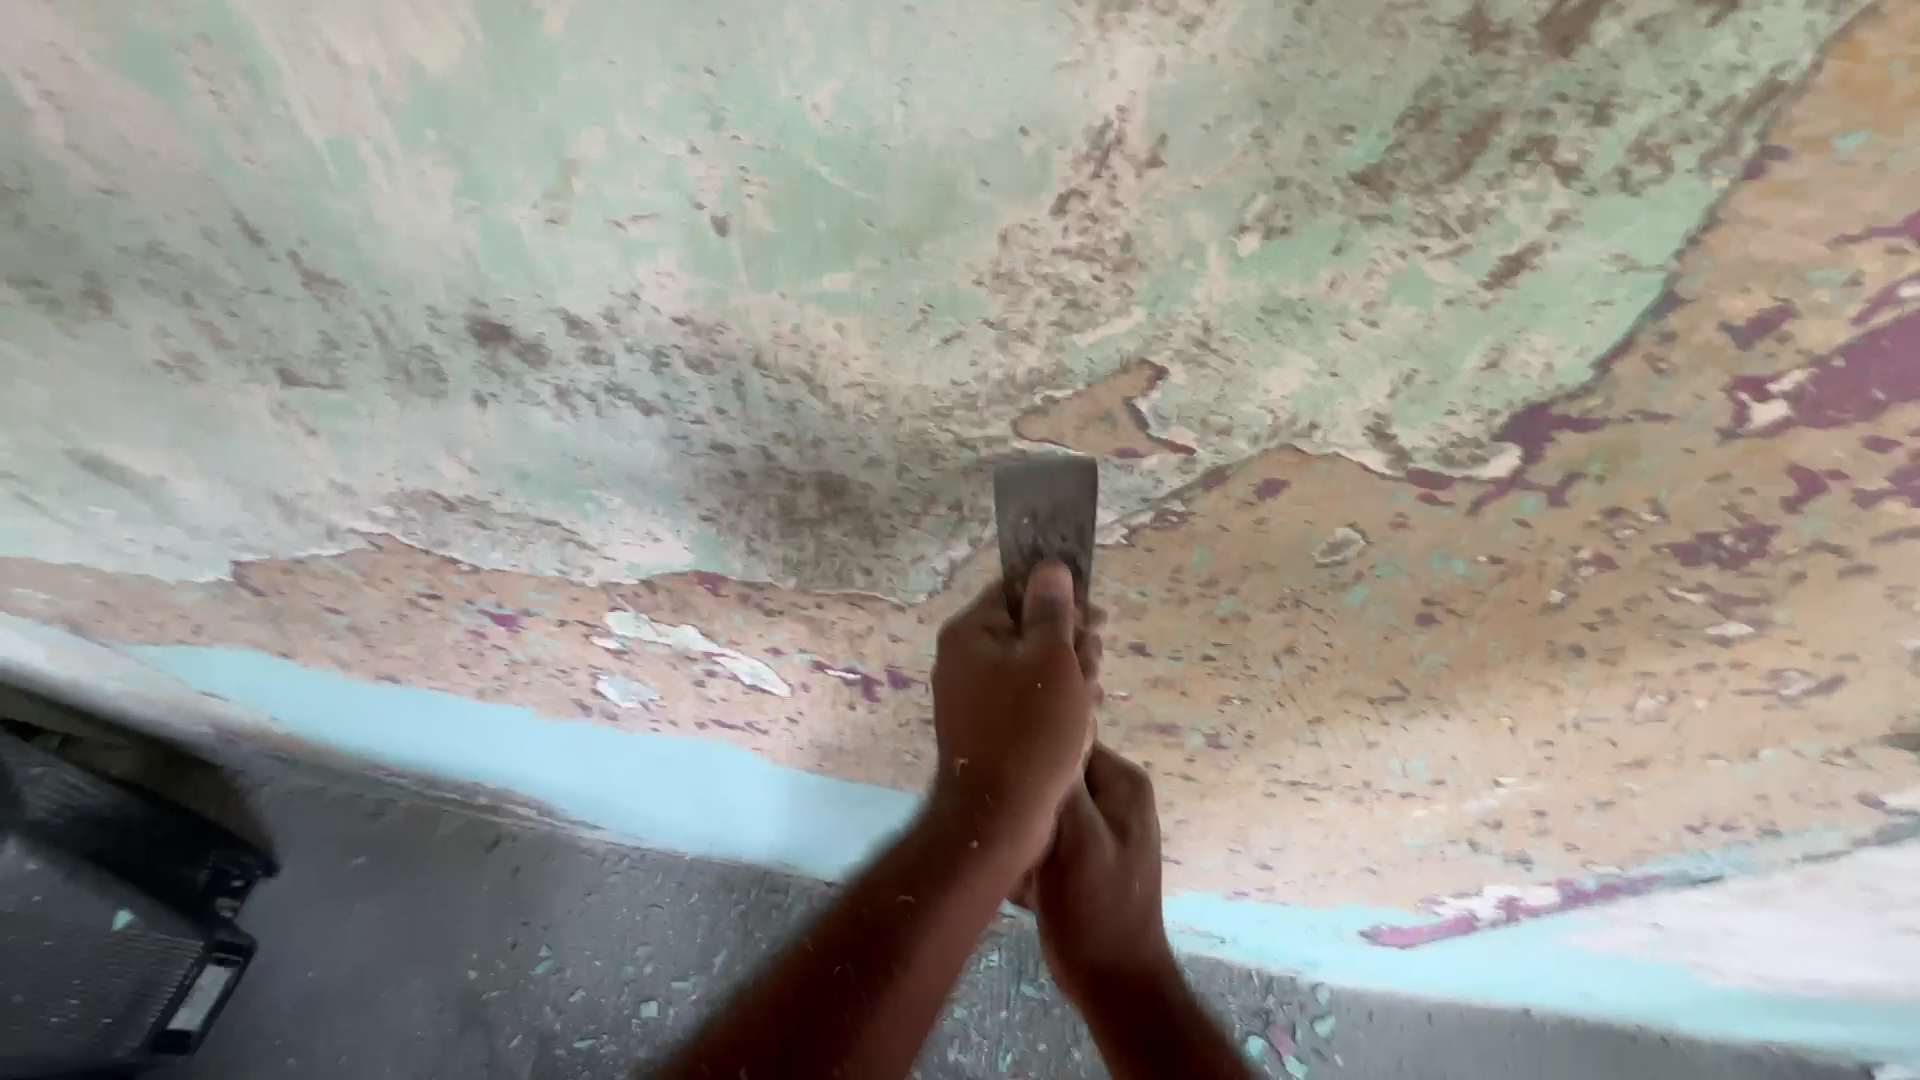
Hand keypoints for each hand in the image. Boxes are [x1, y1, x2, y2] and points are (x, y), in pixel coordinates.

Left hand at [929, 561, 1096, 863]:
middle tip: (1093, 666)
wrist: (999, 819)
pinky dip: (1056, 704)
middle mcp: (965, 658)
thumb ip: (1052, 610)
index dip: (1060, 599)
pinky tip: (1081, 720)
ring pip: (1034, 666)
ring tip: (1089, 700)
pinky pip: (1028, 698)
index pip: (1017, 591)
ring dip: (1069, 676)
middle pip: (1028, 629)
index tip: (1096, 618)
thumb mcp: (1050, 660)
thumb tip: (1051, 566)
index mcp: (971, 633)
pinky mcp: (990, 726)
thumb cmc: (1029, 732)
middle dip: (1069, 644)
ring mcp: (975, 695)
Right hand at [1033, 743, 1177, 1005]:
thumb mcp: (1077, 838)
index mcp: (1121, 781)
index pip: (1064, 740)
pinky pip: (1043, 836)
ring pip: (1040, 807)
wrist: (1111, 983)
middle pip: (1050, 775)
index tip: (1004, 786)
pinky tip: (1027, 885)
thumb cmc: (1096, 909)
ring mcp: (1097, 825)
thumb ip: (1063, 782)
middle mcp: (1112, 794)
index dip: (1031, 759)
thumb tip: (1042, 725)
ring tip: (1023, 867)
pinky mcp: (1080, 853)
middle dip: (1026, 804)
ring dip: (1023, 833)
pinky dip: (1029, 856)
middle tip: (1014, 837)